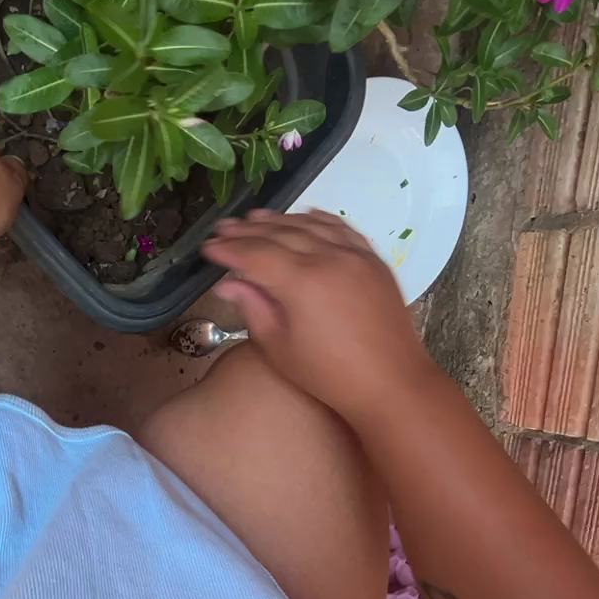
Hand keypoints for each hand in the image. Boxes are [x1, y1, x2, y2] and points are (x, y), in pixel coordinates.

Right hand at [201, 210, 429, 418]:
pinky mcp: (373, 261)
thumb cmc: (328, 375)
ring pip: (311, 225)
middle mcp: (330, 257)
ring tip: (254, 218)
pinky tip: (304, 216)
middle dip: (248, 231)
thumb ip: (253, 309)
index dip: (229, 250)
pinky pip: (341, 228)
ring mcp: (356, 255)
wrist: (390, 382)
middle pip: (281, 234)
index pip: (256, 255)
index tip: (207, 247)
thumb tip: (228, 285)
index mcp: (303, 282)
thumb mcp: (279, 348)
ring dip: (280, 220)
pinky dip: (318, 219)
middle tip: (223, 227)